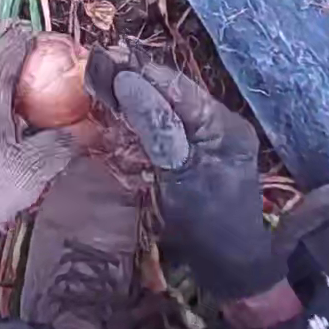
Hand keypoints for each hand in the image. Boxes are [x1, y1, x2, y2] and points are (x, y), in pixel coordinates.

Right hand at [97, 56, 284, 299]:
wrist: (230, 265)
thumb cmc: (205, 223)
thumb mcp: (177, 173)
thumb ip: (156, 126)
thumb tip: (127, 81)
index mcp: (223, 124)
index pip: (176, 86)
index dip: (140, 72)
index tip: (104, 62)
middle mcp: (221, 122)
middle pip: (173, 90)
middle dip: (136, 79)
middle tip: (98, 70)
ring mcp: (212, 135)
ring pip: (169, 103)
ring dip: (137, 94)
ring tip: (104, 84)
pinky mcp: (200, 148)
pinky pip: (169, 121)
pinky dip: (144, 113)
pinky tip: (123, 109)